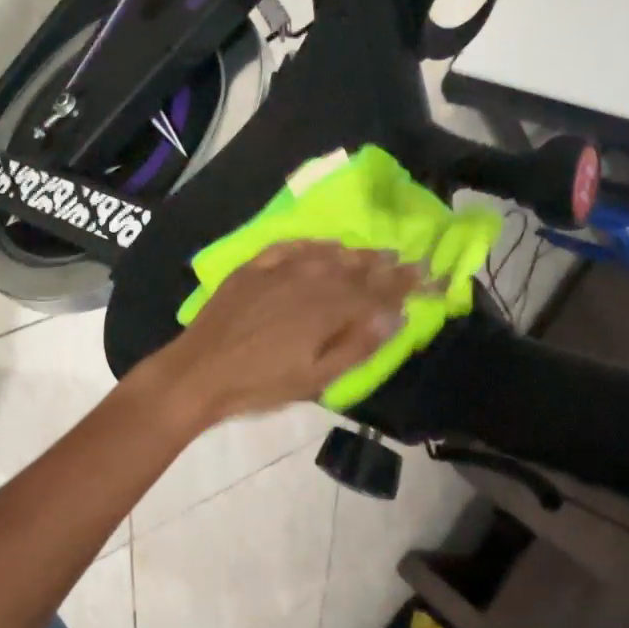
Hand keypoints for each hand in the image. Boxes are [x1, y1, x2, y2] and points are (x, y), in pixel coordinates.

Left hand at [142, 241, 420, 424]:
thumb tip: (396, 317)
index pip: (377, 291)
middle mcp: (308, 279)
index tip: (429, 276)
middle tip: (409, 262)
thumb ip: (358, 346)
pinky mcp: (253, 267)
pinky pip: (291, 245)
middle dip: (385, 266)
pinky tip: (324, 245)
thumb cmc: (261, 384)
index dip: (405, 284)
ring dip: (355, 253)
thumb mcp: (316, 378)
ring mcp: (278, 269)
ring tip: (375, 254)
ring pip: (327, 253)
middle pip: (356, 268)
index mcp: (328, 308)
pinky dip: (314, 244)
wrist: (199, 370)